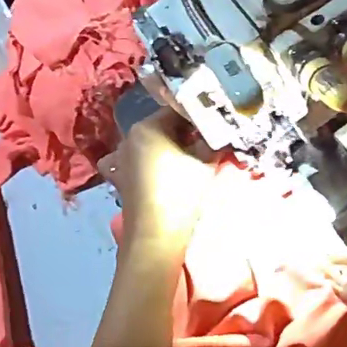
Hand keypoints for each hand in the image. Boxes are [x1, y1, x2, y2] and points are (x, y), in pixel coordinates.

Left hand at [105, 111, 212, 252]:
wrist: (156, 237)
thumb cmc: (180, 194)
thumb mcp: (206, 163)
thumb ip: (214, 143)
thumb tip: (224, 132)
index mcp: (147, 126)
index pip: (178, 109)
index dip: (201, 115)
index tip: (218, 123)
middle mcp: (129, 138)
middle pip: (164, 127)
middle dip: (186, 133)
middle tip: (211, 141)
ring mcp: (121, 160)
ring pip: (151, 144)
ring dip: (170, 148)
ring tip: (191, 159)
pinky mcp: (121, 181)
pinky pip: (139, 163)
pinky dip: (151, 163)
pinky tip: (163, 172)